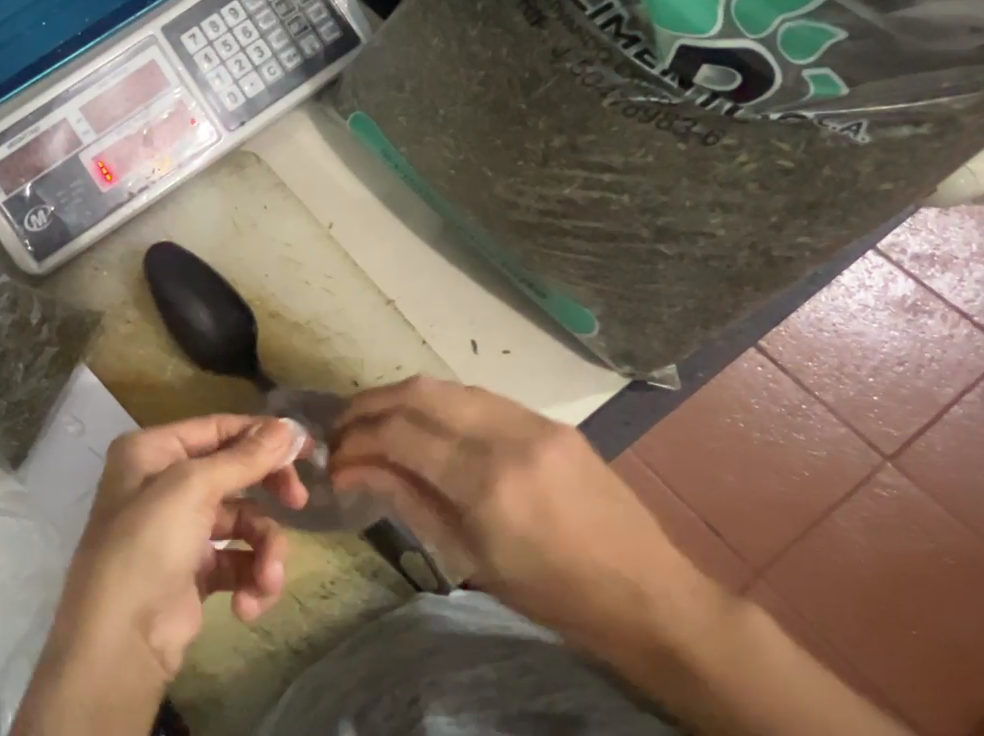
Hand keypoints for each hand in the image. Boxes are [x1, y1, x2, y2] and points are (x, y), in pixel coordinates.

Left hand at [14, 415, 307, 735]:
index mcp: (152, 451)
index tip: (308, 448)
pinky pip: (237, 562)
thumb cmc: (148, 544)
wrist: (119, 639)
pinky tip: (247, 606)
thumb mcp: (193, 488)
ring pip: (243, 523)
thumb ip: (243, 458)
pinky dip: (250, 580)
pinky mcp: (194, 571)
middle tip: (299, 503)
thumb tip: (288, 426)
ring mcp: (179, 529)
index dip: (263, 435)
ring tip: (266, 581)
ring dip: (264, 551)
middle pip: (235, 473)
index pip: (217, 428)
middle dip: (268, 493)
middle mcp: (163, 483)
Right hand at [329, 377, 711, 655]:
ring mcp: (534, 422)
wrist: (649, 596)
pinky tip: (425, 425)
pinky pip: (479, 398)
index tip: (333, 460)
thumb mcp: (469, 557)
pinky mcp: (550, 421)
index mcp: (487, 482)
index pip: (400, 434)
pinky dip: (439, 404)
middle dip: (369, 406)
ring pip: (447, 386)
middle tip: (342, 430)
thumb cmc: (553, 595)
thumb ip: (408, 499)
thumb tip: (352, 470)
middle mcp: (509, 436)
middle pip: (417, 393)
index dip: (356, 440)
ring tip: (375, 423)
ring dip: (401, 398)